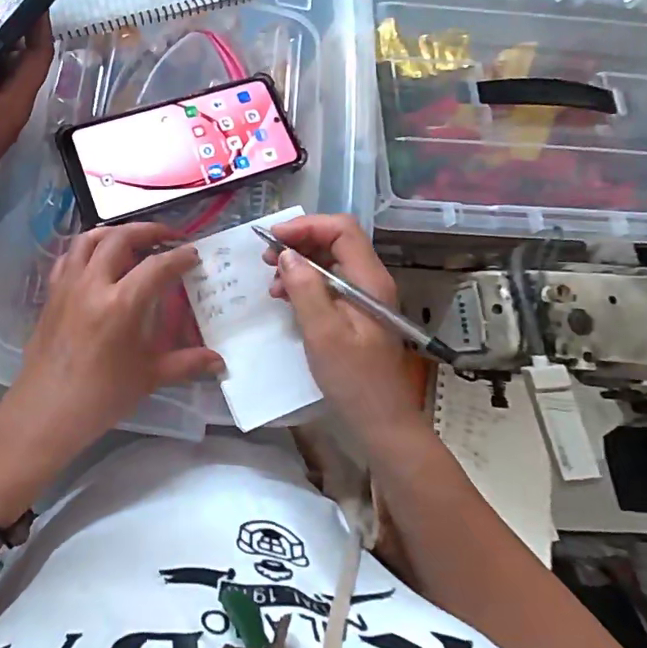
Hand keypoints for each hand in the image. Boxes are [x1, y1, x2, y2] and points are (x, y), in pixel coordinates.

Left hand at [0, 223, 223, 517]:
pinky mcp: (52, 293)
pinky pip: (69, 257)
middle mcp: (93, 285)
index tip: (194, 254)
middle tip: (167, 237)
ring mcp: (68, 286)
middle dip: (148, 231)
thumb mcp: (149, 377)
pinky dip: (87, 249)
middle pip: (121, 239)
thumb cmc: (101, 396)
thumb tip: (219, 361)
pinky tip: (98, 260)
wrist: (46, 411)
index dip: (179, 257)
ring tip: (133, 239)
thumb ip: (186, 362)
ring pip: (89, 239)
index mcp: (121, 304)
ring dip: (115, 233)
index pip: (157, 266)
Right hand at [263, 214, 427, 444]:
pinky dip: (304, 283)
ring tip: (272, 282)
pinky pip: (328, 283)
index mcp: (369, 280)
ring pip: (329, 261)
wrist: (380, 420)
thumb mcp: (323, 333)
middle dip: (299, 242)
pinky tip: (285, 298)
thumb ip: (305, 289)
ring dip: (298, 263)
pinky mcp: (354, 312)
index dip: (306, 226)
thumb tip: (286, 255)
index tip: (273, 238)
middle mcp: (370, 281)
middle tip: (266, 258)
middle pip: (335, 241)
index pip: (342, 230)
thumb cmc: (354, 379)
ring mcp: (363, 296)